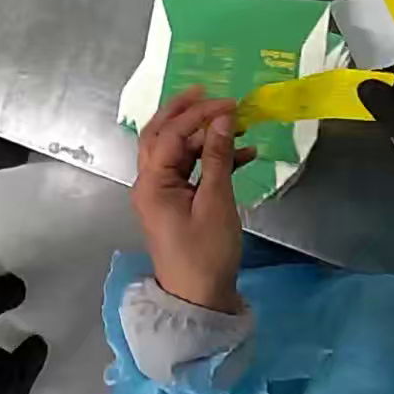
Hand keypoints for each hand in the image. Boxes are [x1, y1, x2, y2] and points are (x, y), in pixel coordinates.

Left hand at [130, 87, 258, 311]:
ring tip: (234, 122)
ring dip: (202, 135)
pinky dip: (211, 158)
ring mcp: (161, 192)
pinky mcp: (176, 201)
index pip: (170, 135)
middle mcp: (150, 182)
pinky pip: (190, 170)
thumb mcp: (215, 203)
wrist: (200, 301)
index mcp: (151, 182)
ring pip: (177, 151)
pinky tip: (243, 153)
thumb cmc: (205, 254)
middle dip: (184, 112)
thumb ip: (217, 158)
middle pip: (161, 135)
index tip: (229, 105)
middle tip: (207, 93)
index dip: (198, 115)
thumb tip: (221, 120)